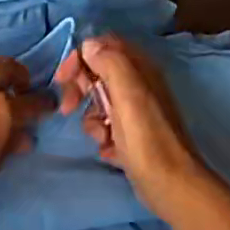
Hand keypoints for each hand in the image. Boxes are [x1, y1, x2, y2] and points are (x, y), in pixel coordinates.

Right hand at [54, 35, 208, 217]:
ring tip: (100, 137)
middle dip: (80, 90)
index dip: (80, 59)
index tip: (61, 81)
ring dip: (91, 120)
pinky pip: (106, 128)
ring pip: (100, 104)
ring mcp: (136, 113)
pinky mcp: (132, 137)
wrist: (169, 184)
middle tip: (68, 109)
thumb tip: (90, 46)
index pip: (103, 47)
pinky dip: (102, 137)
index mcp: (140, 70)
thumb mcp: (128, 94)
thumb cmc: (147, 140)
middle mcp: (139, 87)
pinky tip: (108, 151)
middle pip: (99, 75)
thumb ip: (110, 63)